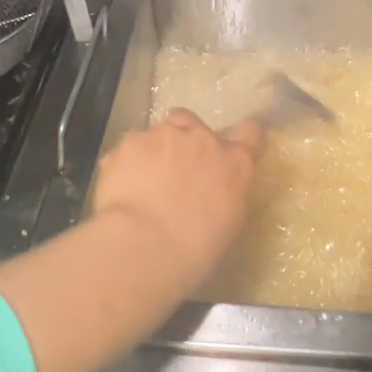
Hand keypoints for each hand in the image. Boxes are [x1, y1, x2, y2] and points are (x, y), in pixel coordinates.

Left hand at [89, 110, 264, 292]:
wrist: (146, 245)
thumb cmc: (196, 249)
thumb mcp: (227, 222)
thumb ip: (224, 193)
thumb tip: (213, 189)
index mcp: (233, 163)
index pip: (250, 133)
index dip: (243, 137)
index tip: (234, 146)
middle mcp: (200, 139)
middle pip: (191, 122)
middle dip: (182, 138)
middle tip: (172, 169)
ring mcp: (162, 136)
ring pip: (155, 135)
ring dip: (151, 154)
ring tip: (139, 187)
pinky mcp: (129, 143)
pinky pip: (127, 150)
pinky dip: (124, 166)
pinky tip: (120, 191)